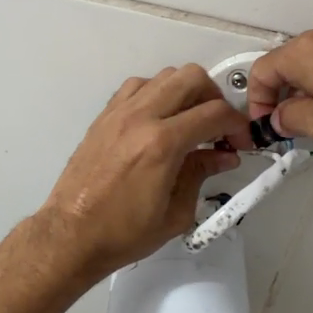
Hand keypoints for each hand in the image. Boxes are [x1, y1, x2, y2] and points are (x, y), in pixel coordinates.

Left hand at [38, 64, 244, 277]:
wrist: (72, 236)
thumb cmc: (122, 234)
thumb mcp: (175, 213)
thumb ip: (201, 176)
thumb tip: (222, 157)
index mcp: (162, 144)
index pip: (214, 113)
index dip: (237, 125)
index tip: (240, 141)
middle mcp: (140, 118)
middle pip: (192, 78)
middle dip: (214, 98)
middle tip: (218, 127)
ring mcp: (118, 114)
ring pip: (163, 77)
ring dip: (185, 93)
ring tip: (190, 122)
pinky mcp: (103, 118)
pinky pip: (136, 88)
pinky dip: (156, 94)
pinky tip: (160, 120)